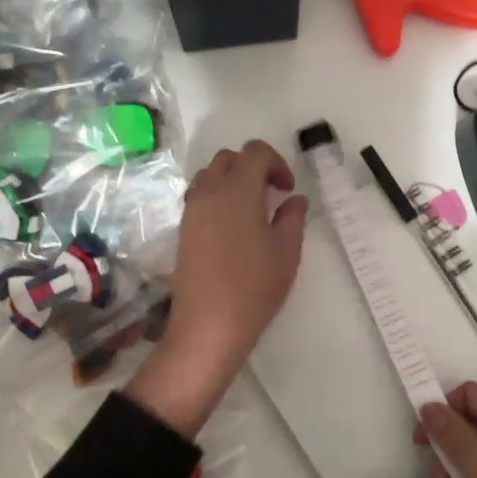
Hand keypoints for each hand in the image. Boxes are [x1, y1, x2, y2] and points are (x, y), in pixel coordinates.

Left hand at [127, 140, 308, 435]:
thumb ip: (292, 218)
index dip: (276, 162)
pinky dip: (216, 198)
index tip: (287, 189)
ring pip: (209, 175)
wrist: (208, 326)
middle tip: (271, 194)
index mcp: (238, 190)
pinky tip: (232, 229)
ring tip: (251, 211)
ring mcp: (191, 211)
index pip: (255, 152)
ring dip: (231, 181)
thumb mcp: (287, 253)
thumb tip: (294, 200)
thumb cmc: (254, 288)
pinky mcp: (182, 230)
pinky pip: (199, 197)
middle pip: (228, 158)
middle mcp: (210, 192)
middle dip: (252, 167)